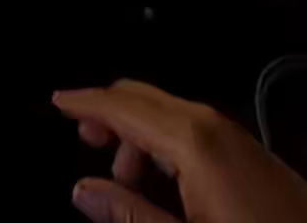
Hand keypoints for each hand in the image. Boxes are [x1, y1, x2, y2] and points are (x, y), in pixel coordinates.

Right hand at [53, 80, 306, 222]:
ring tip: (127, 179)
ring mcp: (233, 134)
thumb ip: (131, 213)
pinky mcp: (251, 151)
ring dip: (136, 132)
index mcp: (190, 138)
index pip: (120, 104)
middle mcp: (208, 121)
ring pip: (164, 111)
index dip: (84, 101)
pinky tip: (165, 183)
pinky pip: (190, 128)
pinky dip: (163, 142)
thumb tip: (81, 190)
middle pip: (140, 95)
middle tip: (84, 140)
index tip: (56, 102)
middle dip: (107, 112)